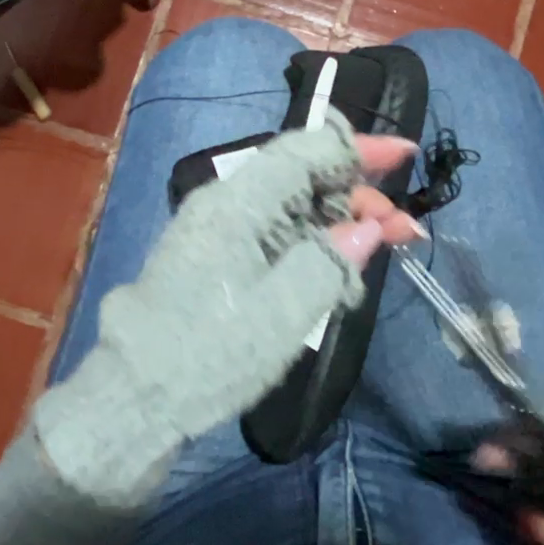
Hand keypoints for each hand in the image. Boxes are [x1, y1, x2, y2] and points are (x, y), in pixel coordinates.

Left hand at [34, 111, 421, 503]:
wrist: (137, 396)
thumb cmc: (211, 352)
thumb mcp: (283, 311)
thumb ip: (331, 260)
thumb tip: (368, 227)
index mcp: (238, 203)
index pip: (305, 151)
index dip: (359, 148)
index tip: (405, 155)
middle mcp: (225, 205)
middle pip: (302, 177)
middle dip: (358, 194)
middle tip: (404, 231)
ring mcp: (218, 232)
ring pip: (292, 207)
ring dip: (340, 221)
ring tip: (382, 249)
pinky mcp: (218, 259)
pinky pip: (276, 234)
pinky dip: (313, 243)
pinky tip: (340, 270)